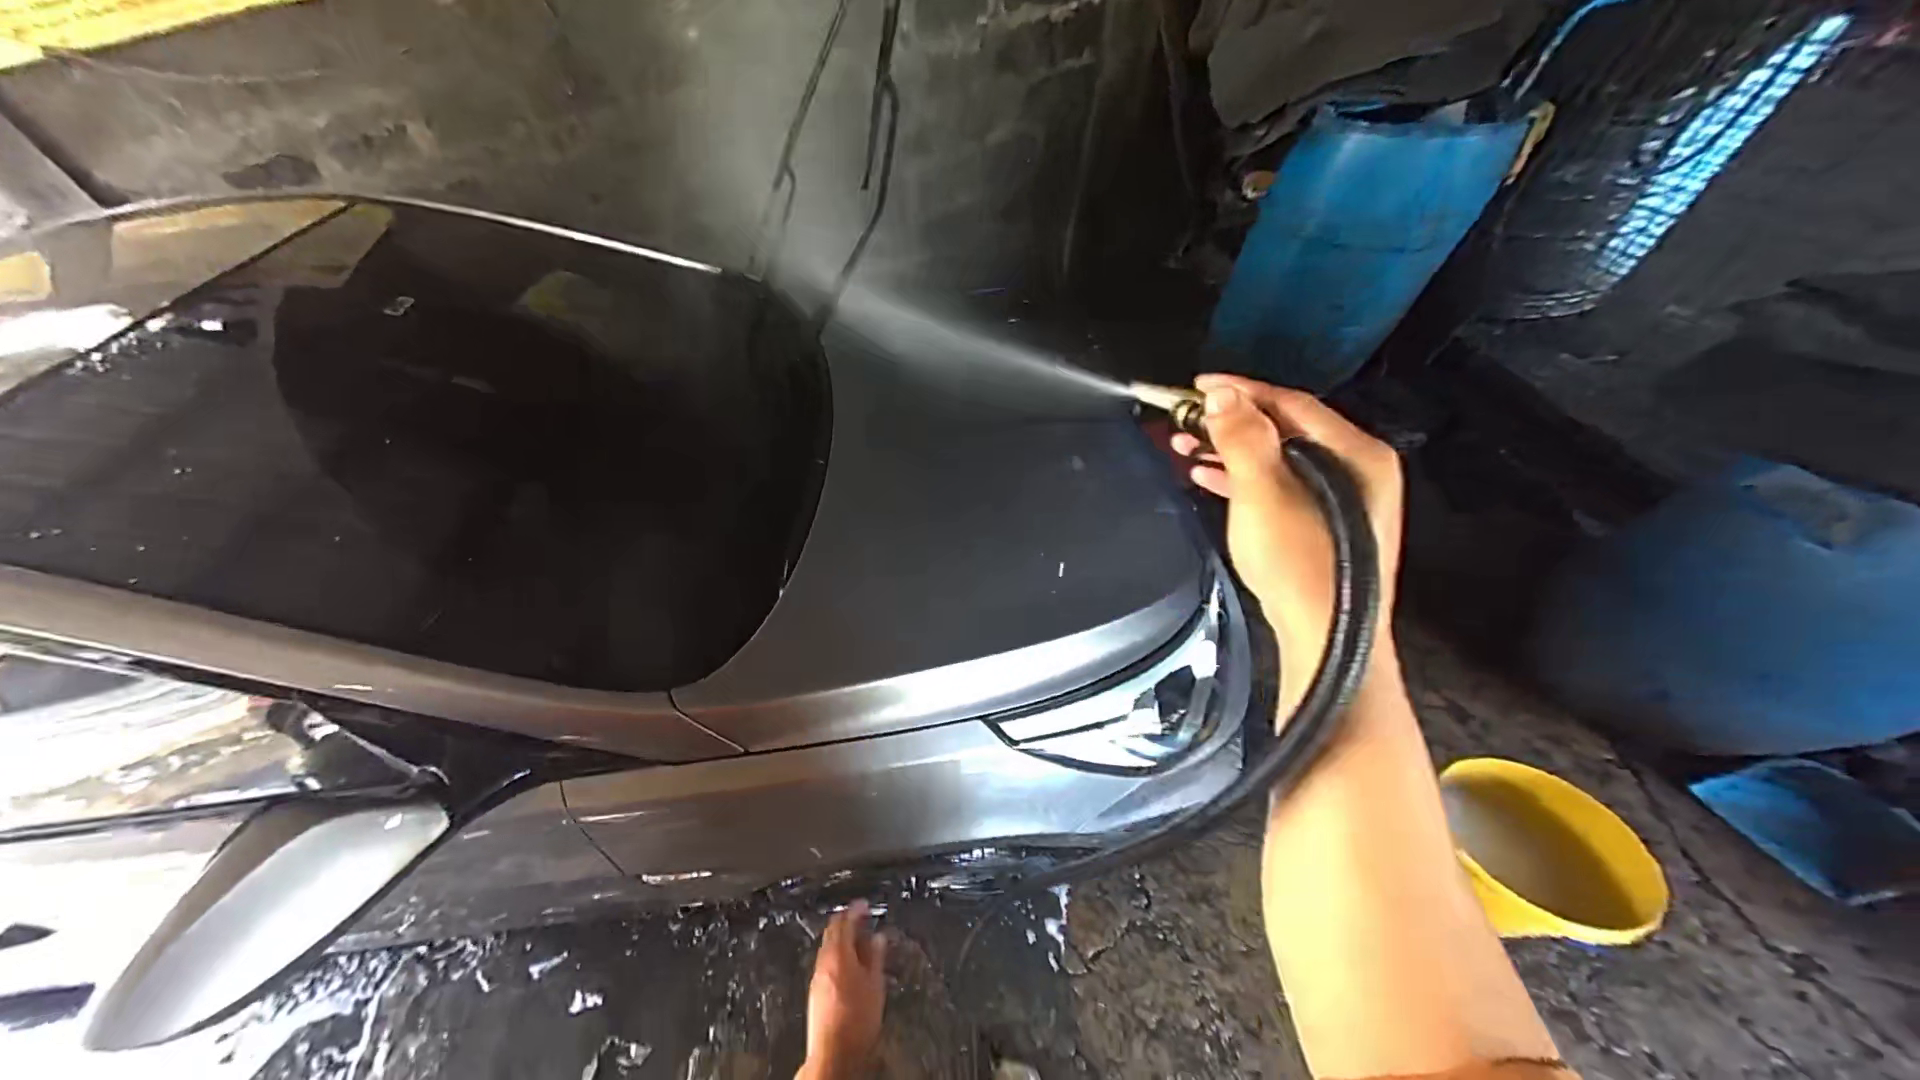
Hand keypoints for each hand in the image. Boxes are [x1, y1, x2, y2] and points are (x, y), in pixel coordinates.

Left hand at [797, 901, 888, 1079]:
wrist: (834, 1053)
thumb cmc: (856, 1021)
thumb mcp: (875, 984)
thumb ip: (876, 956)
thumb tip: (878, 938)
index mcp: (839, 955)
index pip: (844, 921)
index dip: (855, 910)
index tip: (863, 905)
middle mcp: (824, 962)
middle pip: (832, 932)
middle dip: (845, 921)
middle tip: (859, 917)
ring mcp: (817, 977)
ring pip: (828, 947)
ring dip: (841, 939)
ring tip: (857, 940)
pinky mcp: (815, 991)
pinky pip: (825, 962)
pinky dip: (836, 954)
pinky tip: (847, 964)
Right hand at [1171, 375, 1403, 713]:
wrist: (1323, 635)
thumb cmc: (1299, 564)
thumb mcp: (1264, 493)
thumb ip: (1243, 438)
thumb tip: (1222, 394)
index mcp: (1356, 453)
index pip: (1291, 403)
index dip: (1241, 390)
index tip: (1197, 385)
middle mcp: (1355, 469)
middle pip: (1283, 428)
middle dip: (1229, 421)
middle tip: (1185, 419)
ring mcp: (1340, 498)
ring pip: (1276, 457)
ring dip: (1230, 449)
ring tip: (1186, 447)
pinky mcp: (1321, 523)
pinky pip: (1276, 484)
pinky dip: (1241, 477)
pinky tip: (1209, 477)